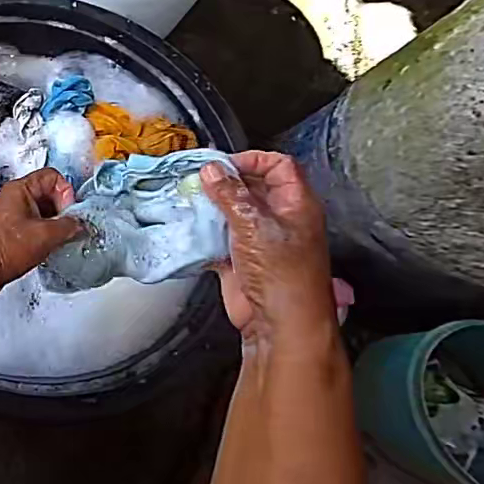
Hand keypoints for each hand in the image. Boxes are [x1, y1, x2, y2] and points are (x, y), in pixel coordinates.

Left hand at [0, 168, 81, 293]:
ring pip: (41, 211)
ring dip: (53, 224)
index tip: (70, 211)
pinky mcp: (8, 230)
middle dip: (62, 210)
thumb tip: (79, 225)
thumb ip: (69, 226)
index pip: (52, 176)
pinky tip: (46, 247)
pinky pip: (32, 225)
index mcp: (20, 189)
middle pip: (48, 194)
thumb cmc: (4, 247)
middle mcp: (13, 197)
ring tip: (57, 239)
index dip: (66, 192)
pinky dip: (43, 233)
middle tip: (67, 226)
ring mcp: (10, 214)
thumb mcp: (46, 235)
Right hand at [201, 151, 340, 339]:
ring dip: (211, 208)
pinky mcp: (241, 262)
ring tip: (188, 200)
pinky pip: (220, 240)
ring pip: (233, 213)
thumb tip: (213, 170)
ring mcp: (260, 241)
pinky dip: (204, 235)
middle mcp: (280, 219)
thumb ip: (230, 193)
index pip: (278, 166)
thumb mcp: (254, 223)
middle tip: (198, 179)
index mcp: (295, 203)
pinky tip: (188, 229)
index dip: (253, 159)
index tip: (224, 163)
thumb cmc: (282, 273)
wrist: (279, 324)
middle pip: (252, 188)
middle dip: (225, 182)